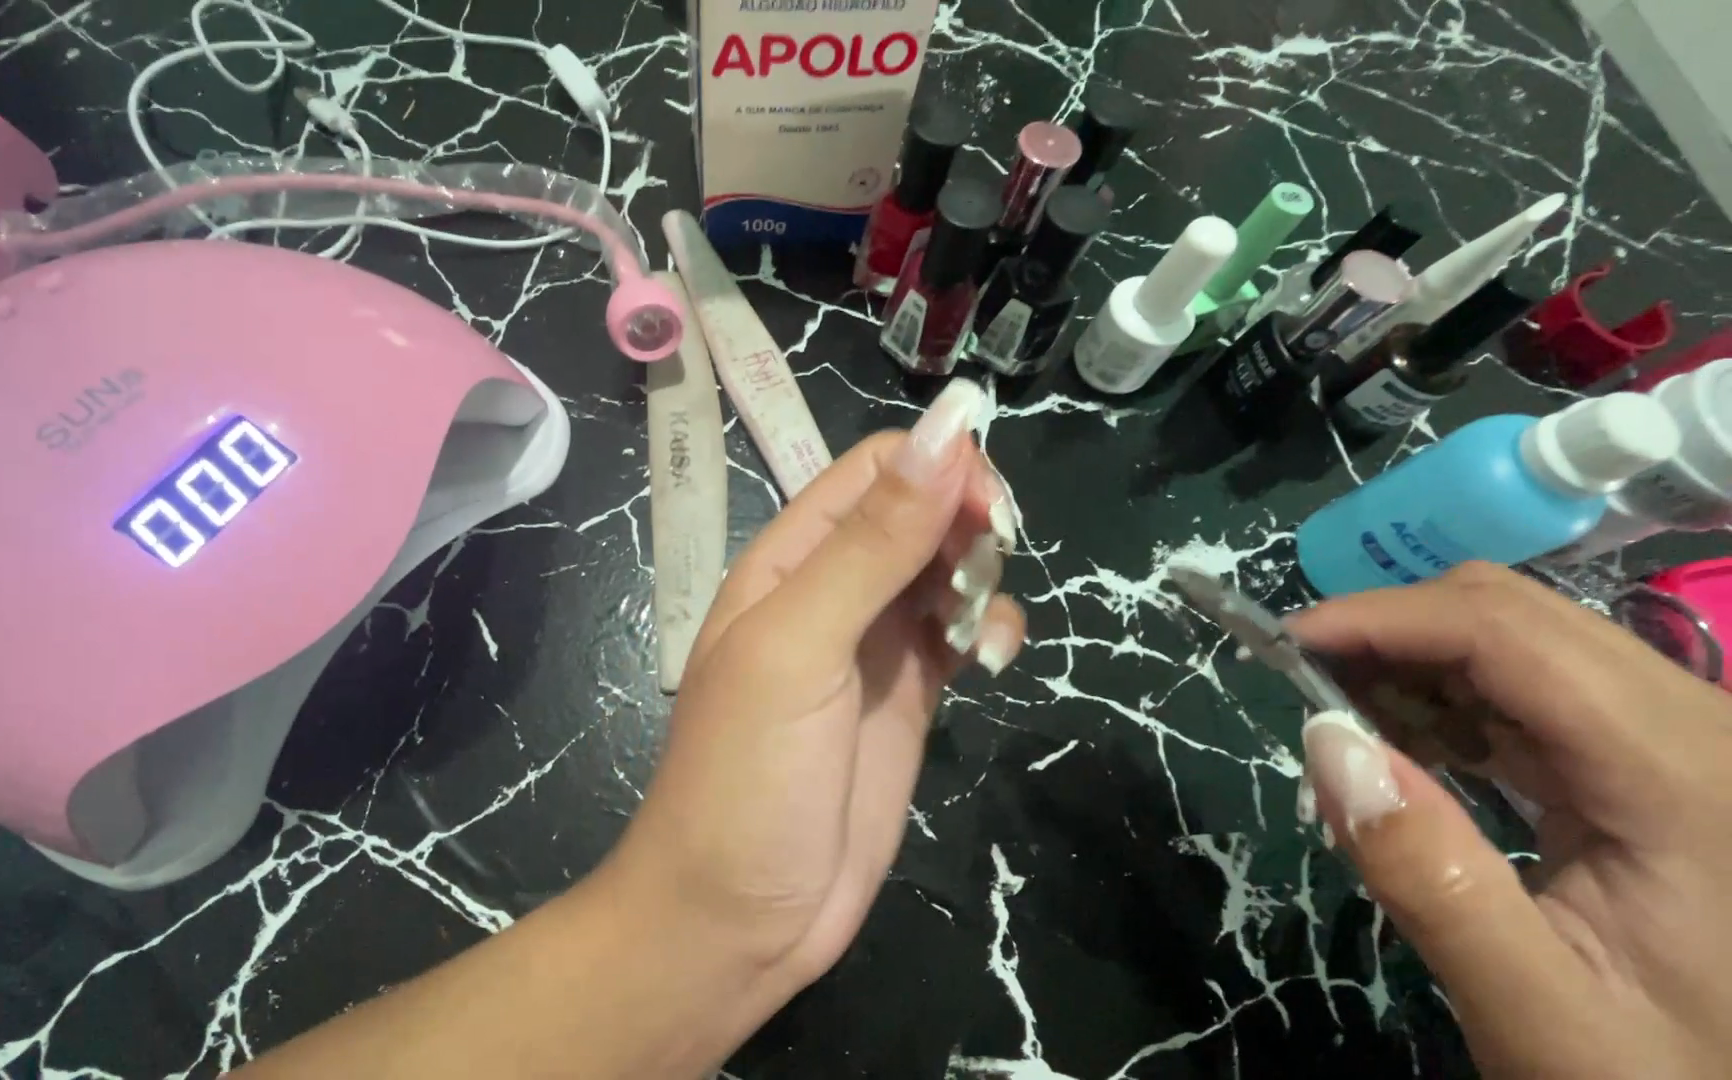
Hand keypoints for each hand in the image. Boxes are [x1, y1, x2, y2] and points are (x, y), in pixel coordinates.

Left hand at [607, 379, 1025, 999]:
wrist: (737, 918)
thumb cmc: (748, 777)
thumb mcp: (800, 647)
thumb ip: (869, 545)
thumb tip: (944, 432)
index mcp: (790, 558)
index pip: (876, 469)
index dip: (939, 469)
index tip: (988, 515)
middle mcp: (832, 587)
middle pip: (922, 510)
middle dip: (969, 524)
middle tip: (985, 574)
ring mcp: (872, 642)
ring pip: (948, 567)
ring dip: (983, 578)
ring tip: (983, 636)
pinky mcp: (909, 693)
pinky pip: (961, 630)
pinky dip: (989, 628)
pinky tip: (995, 660)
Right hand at [1289, 562, 1731, 1078]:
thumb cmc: (1659, 1071)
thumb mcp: (1539, 1010)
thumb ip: (1430, 879)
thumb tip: (1323, 741)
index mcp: (1691, 780)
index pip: (1512, 635)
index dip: (1384, 618)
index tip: (1281, 644)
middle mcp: (1703, 732)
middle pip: (1517, 613)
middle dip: (1389, 630)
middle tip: (1302, 681)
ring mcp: (1685, 739)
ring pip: (1522, 636)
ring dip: (1412, 658)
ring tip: (1344, 715)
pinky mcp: (1655, 756)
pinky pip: (1532, 682)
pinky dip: (1446, 691)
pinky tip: (1411, 742)